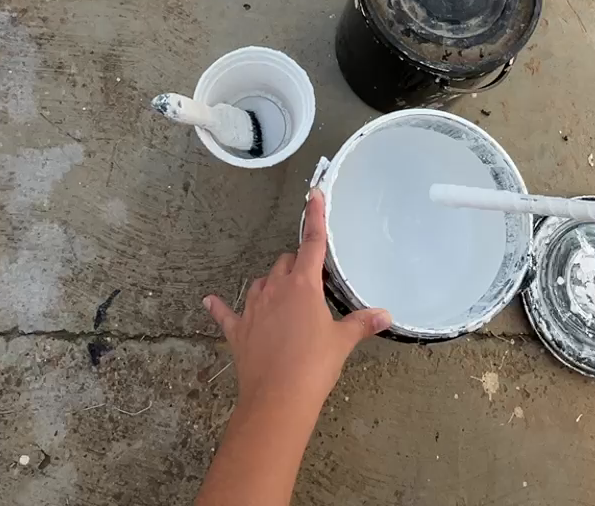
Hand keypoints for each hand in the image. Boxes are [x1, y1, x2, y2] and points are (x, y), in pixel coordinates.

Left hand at [203, 189, 390, 420]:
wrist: (278, 399)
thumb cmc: (314, 366)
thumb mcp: (342, 342)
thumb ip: (362, 324)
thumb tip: (385, 315)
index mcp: (303, 285)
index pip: (312, 242)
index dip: (314, 217)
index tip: (314, 194)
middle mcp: (275, 288)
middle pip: (286, 263)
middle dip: (297, 267)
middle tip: (312, 285)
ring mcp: (253, 307)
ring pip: (261, 282)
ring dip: (272, 284)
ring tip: (283, 299)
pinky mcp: (237, 329)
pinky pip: (225, 312)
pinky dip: (220, 307)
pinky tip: (209, 301)